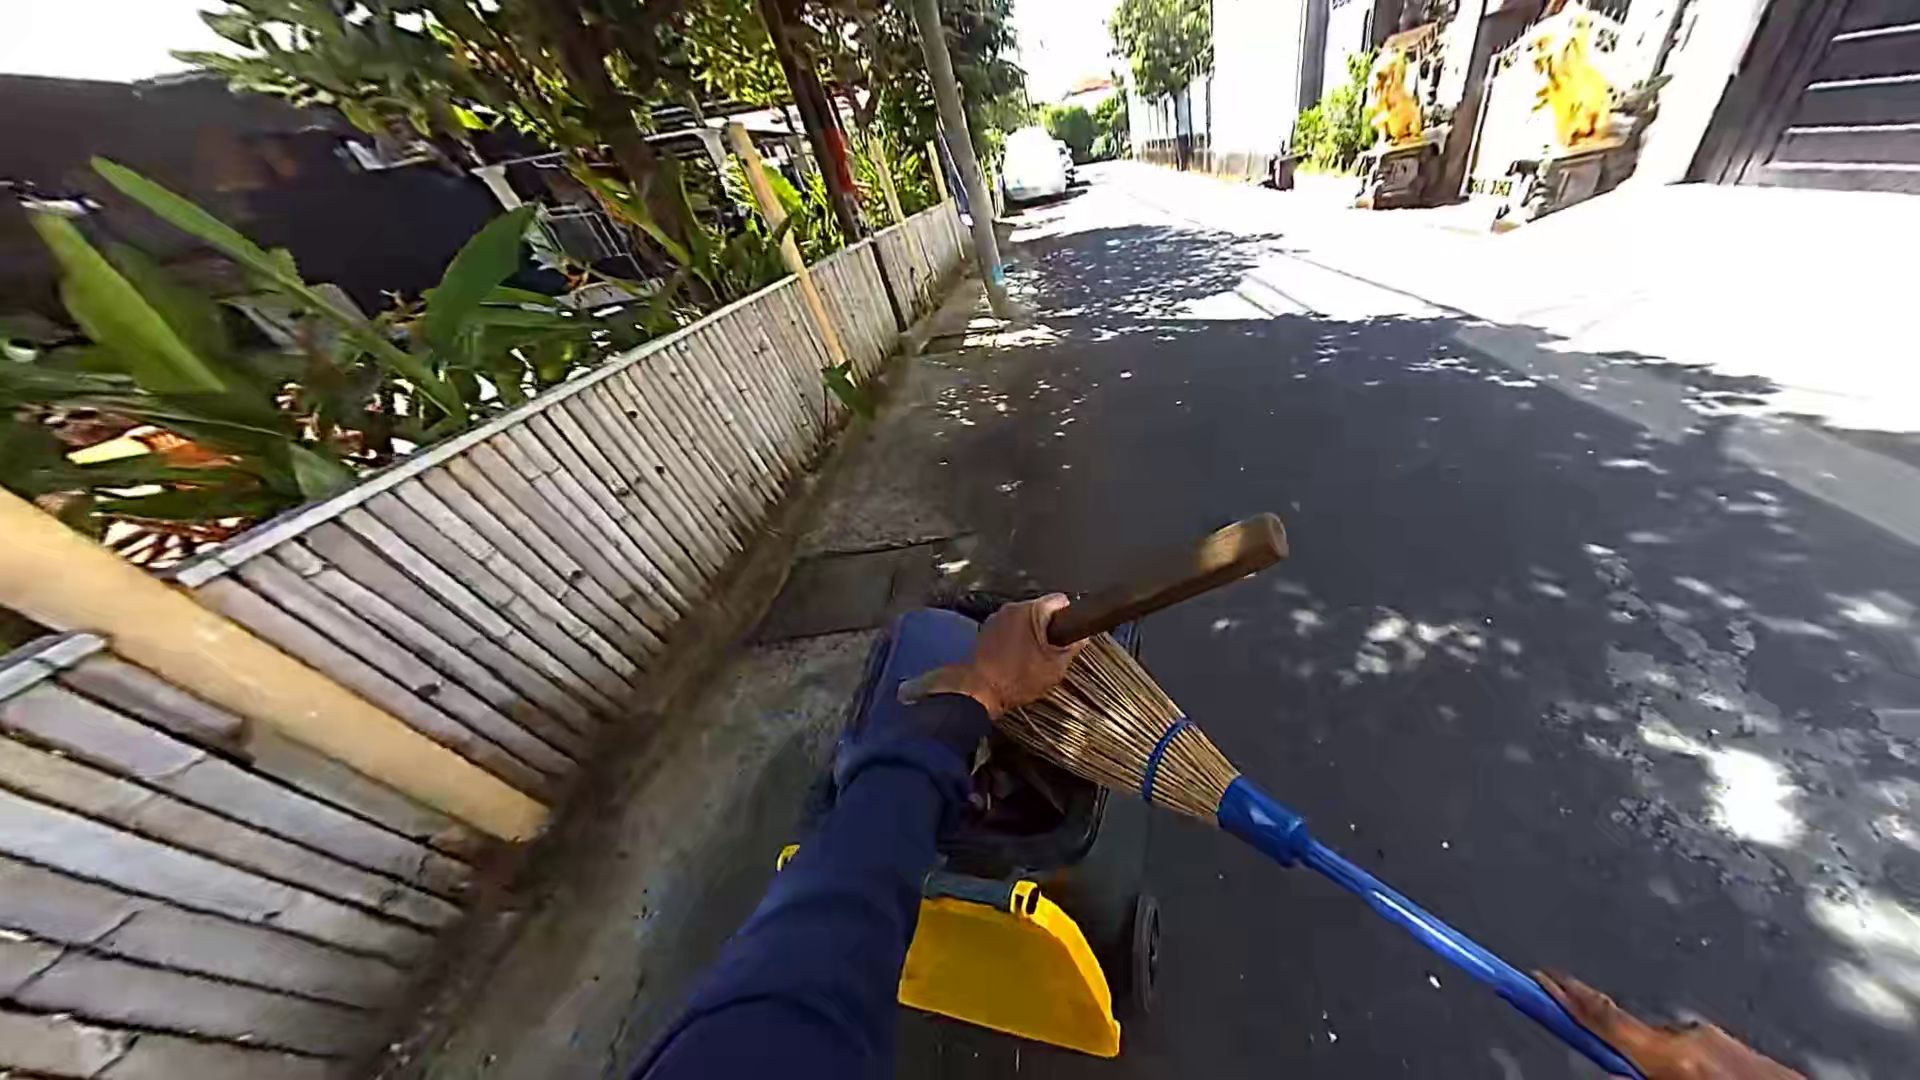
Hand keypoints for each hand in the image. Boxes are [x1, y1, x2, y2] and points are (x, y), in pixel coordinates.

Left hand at [903, 594, 1083, 717]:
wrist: (980, 691)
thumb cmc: (1016, 678)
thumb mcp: (1055, 666)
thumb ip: (1072, 646)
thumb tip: (1081, 637)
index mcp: (1031, 611)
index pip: (1060, 600)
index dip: (1070, 615)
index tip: (1070, 631)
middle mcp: (1012, 608)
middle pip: (1041, 608)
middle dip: (1049, 626)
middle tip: (1053, 649)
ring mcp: (996, 618)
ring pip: (1024, 618)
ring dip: (1031, 633)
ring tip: (1034, 657)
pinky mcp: (986, 630)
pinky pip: (1009, 628)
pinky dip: (1015, 638)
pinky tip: (1018, 658)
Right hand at [1535, 971, 1803, 1079]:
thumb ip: (1635, 1077)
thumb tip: (1607, 1062)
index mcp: (1671, 1058)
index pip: (1597, 1015)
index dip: (1562, 993)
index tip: (1534, 974)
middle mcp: (1697, 1041)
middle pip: (1643, 1035)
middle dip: (1640, 1053)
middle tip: (1649, 1077)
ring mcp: (1735, 1047)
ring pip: (1684, 1049)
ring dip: (1683, 1069)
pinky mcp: (1767, 1059)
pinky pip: (1719, 1058)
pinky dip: (1714, 1074)